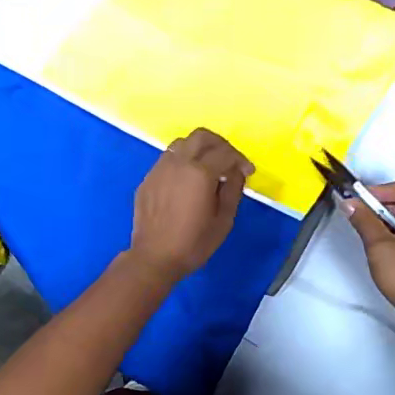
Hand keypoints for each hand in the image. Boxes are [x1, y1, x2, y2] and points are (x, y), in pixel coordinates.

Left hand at [125, 128, 254, 284]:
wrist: (153, 258)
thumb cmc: (193, 244)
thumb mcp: (223, 220)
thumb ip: (233, 190)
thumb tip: (236, 172)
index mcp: (199, 172)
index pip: (225, 152)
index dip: (240, 160)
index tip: (247, 172)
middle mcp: (177, 163)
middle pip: (201, 136)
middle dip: (220, 144)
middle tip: (229, 160)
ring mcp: (158, 169)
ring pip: (181, 144)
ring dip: (199, 150)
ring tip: (208, 168)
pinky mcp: (147, 180)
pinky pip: (167, 160)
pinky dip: (182, 162)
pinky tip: (187, 181)